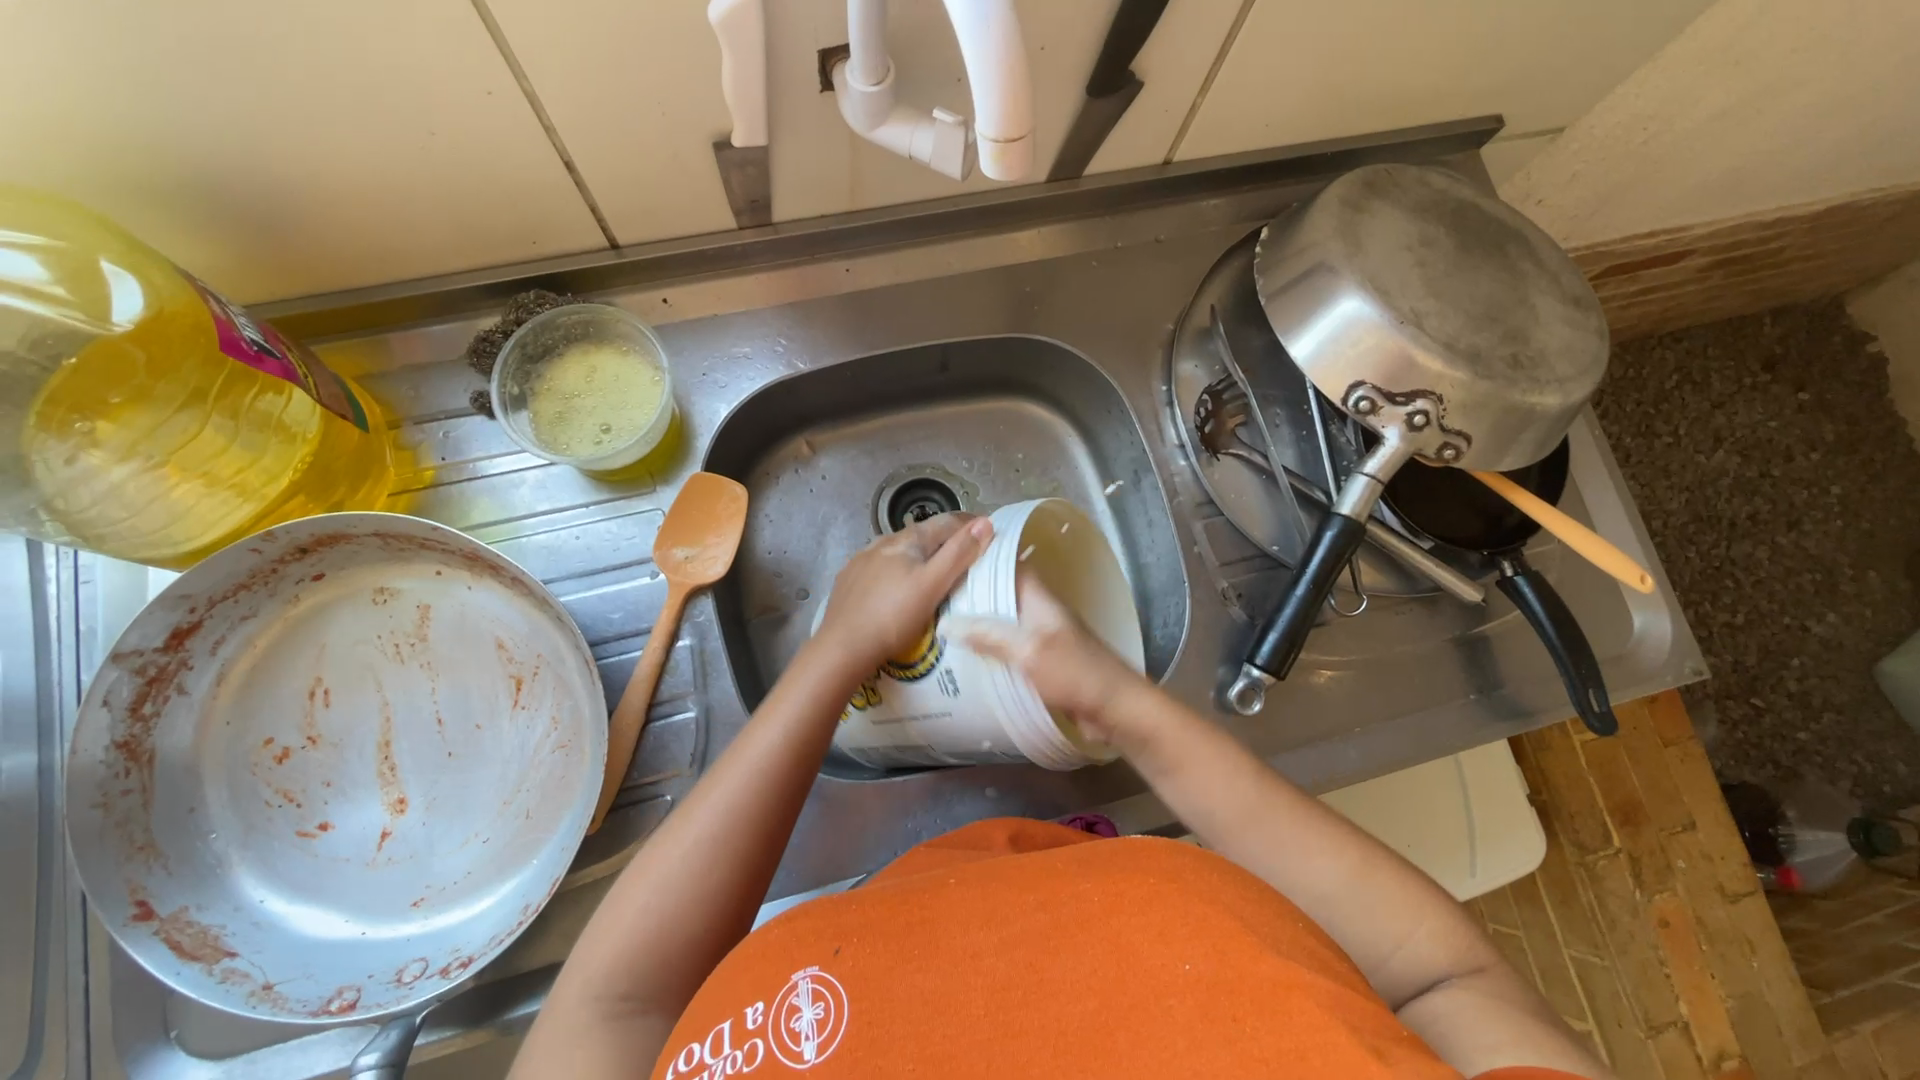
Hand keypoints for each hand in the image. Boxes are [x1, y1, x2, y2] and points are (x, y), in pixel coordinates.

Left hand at [814, 513, 993, 674]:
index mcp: (906, 541)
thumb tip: (984, 523)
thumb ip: (958, 554)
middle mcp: (881, 543)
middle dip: (945, 541)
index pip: (945, 522)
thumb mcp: (932, 586)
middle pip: (922, 535)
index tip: (988, 532)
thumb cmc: (893, 617)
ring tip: (934, 572)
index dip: (969, 525)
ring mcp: (861, 561)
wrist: (842, 648)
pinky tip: (898, 586)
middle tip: (967, 555)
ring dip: (920, 556)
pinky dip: (898, 571)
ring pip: (899, 552)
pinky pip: (880, 569)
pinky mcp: (848, 581)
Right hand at [953, 574, 1150, 744]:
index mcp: (1040, 601)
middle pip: (1003, 598)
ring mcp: (1044, 640)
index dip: (982, 561)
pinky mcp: (1044, 665)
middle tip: (934, 601)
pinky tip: (968, 662)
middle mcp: (1041, 615)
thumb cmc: (1075, 674)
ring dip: (979, 628)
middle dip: (972, 599)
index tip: (948, 563)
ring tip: (941, 630)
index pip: (1010, 567)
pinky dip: (991, 654)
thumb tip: (946, 622)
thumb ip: (988, 636)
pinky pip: (1011, 652)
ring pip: (1005, 626)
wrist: (1116, 711)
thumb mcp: (1028, 652)